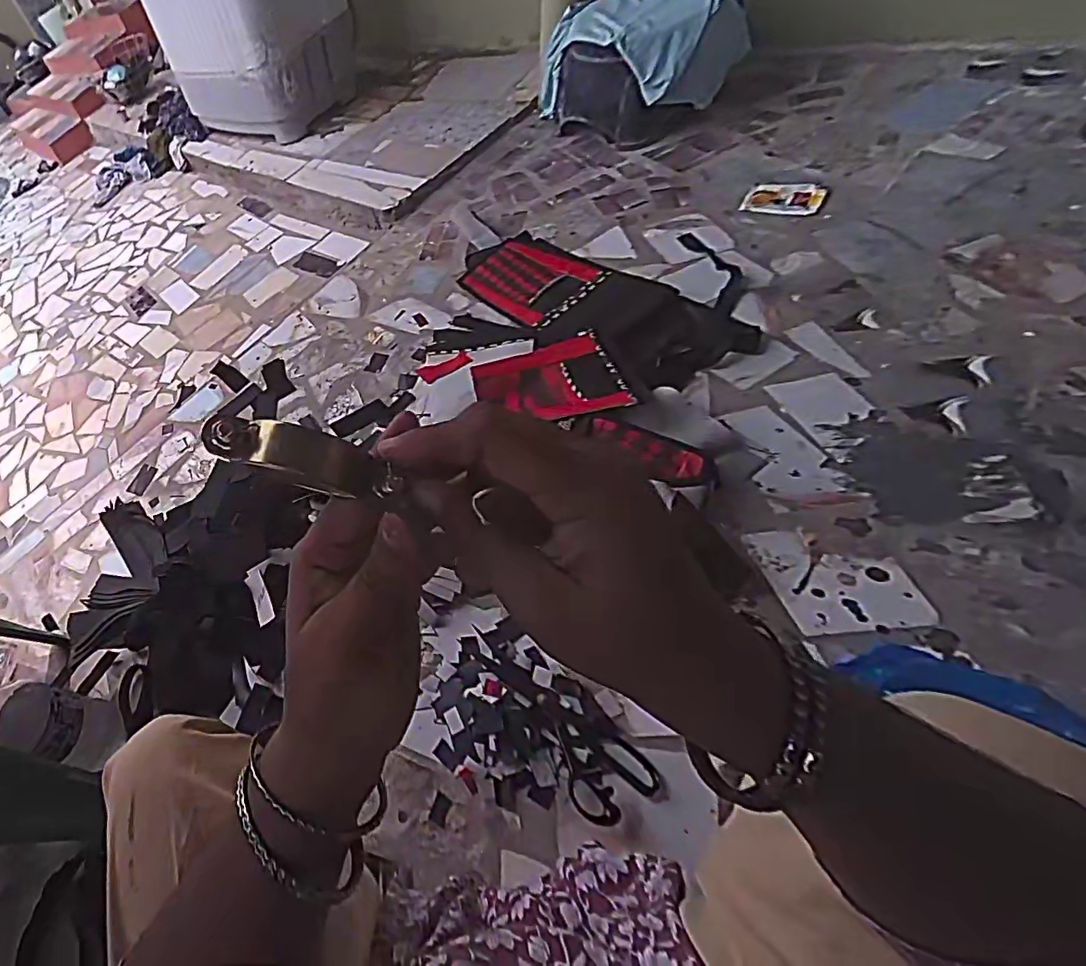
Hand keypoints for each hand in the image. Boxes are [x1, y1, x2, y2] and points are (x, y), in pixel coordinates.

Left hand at [259, 414, 431, 827]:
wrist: (341, 750)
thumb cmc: (333, 696)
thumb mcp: (351, 637)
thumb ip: (380, 579)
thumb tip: (403, 517)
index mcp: (320, 554)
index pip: (352, 498)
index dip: (386, 471)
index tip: (430, 444)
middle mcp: (346, 554)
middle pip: (381, 505)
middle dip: (415, 479)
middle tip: (468, 450)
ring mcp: (375, 572)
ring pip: (403, 526)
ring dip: (432, 503)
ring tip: (478, 475)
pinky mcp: (399, 592)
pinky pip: (420, 555)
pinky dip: (442, 539)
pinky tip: (472, 522)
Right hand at [374, 404, 787, 773]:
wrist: (700, 659)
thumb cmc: (619, 642)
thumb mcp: (535, 601)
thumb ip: (475, 538)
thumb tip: (421, 490)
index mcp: (587, 488)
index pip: (492, 436)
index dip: (432, 440)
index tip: (384, 456)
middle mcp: (595, 458)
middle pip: (498, 425)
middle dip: (440, 446)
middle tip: (395, 476)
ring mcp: (598, 464)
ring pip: (508, 439)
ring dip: (460, 462)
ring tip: (421, 497)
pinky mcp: (592, 478)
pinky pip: (525, 461)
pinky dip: (486, 477)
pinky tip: (464, 510)